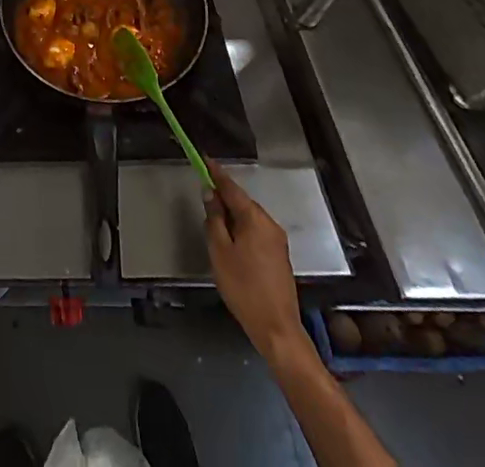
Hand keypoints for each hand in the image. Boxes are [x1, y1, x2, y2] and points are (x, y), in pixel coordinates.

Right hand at [204, 159, 307, 359]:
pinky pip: (256, 230)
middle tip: (204, 198)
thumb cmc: (243, 287)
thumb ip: (214, 220)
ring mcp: (277, 239)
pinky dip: (242, 228)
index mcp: (255, 219)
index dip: (217, 174)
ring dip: (232, 215)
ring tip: (214, 224)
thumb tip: (211, 196)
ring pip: (250, 218)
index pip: (232, 189)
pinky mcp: (279, 254)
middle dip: (224, 197)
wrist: (276, 326)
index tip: (204, 159)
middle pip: (243, 202)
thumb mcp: (219, 252)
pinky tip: (231, 241)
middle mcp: (269, 223)